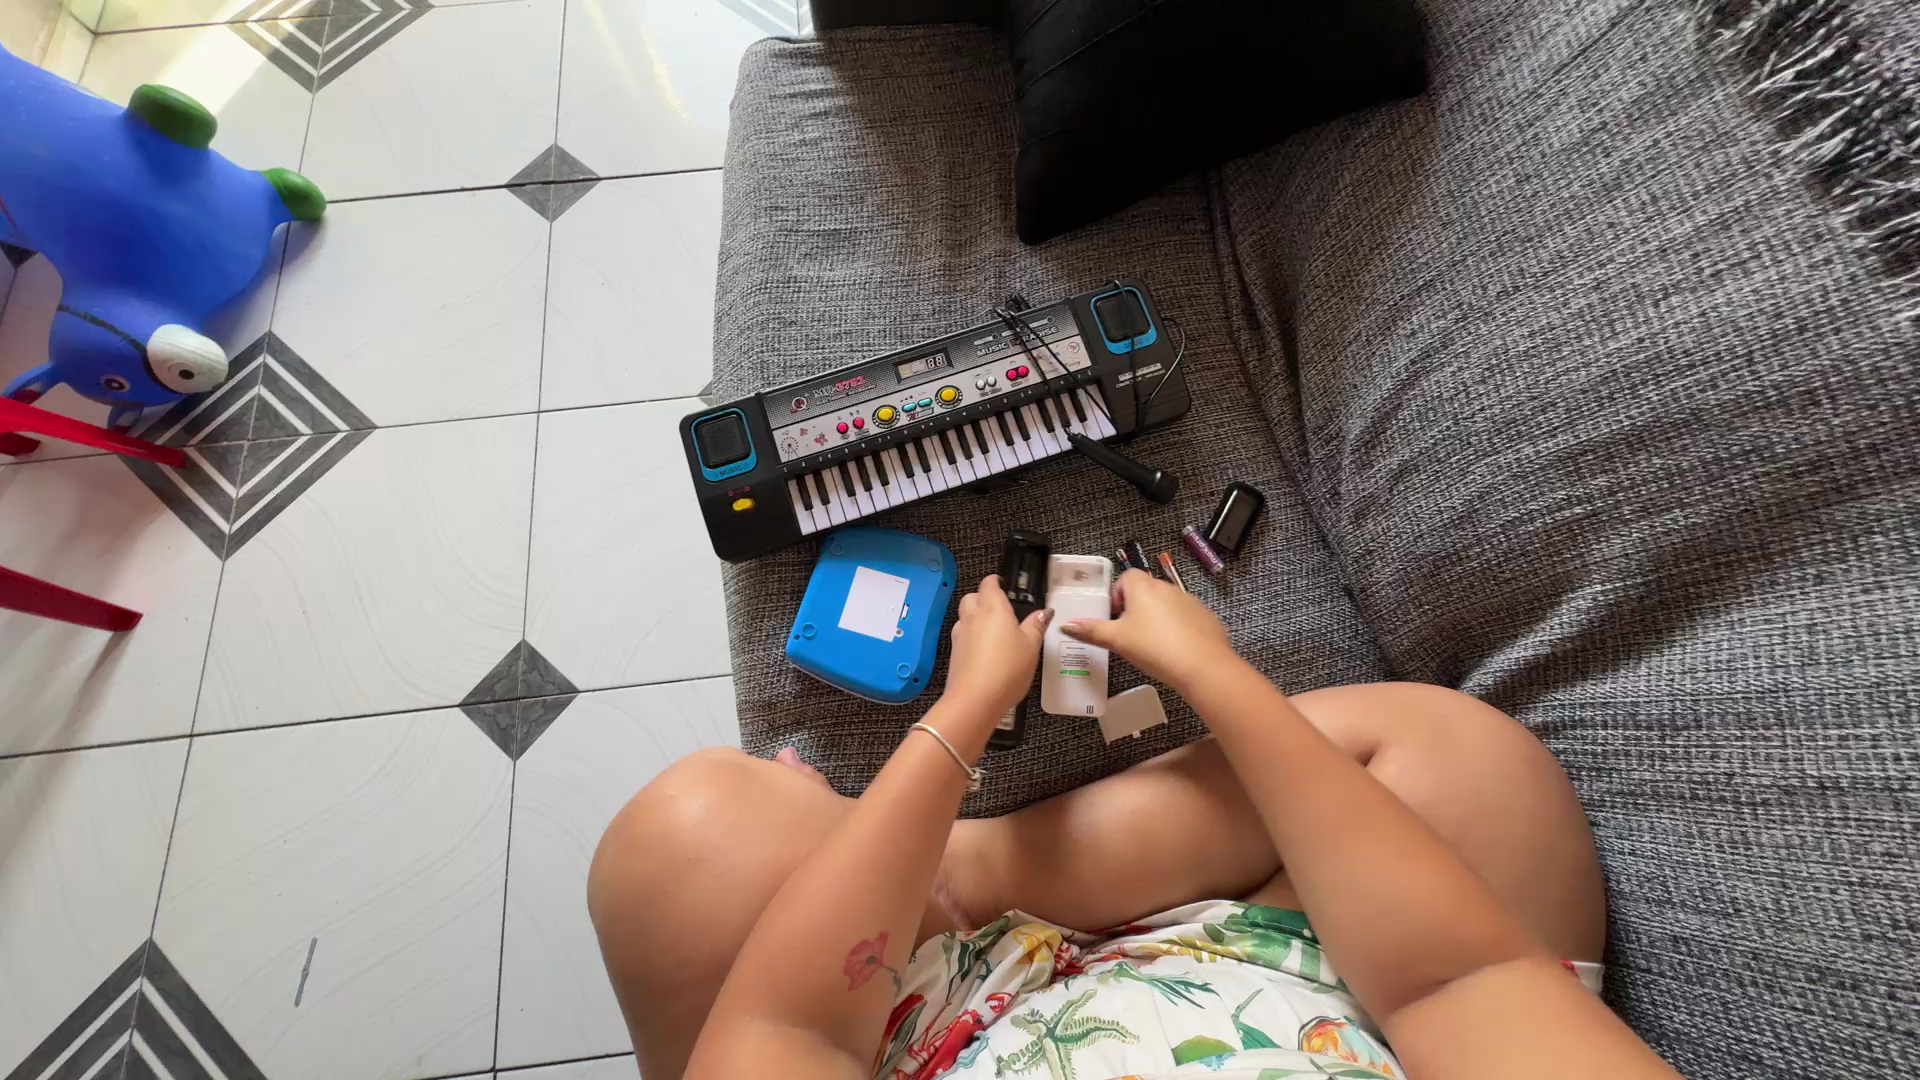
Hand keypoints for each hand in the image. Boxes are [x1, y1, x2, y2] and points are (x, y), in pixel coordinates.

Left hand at [942, 575, 1049, 720]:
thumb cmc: (1008, 668)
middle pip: (972, 597)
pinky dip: (971, 636)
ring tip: (994, 632)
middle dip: (983, 598)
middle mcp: (972, 616)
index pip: (989, 584)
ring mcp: (960, 634)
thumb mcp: (1031, 646)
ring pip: (965, 616)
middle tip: (1001, 610)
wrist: (975, 699)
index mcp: (993, 608)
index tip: (1005, 587)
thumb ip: (1036, 626)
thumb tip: (1044, 611)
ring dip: (975, 617)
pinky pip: (962, 635)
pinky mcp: (954, 652)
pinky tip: (984, 651)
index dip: (996, 582)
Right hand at [1059, 569, 1235, 690]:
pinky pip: (1185, 617)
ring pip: (1166, 603)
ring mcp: (1189, 600)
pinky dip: (1178, 627)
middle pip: (1145, 590)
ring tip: (1153, 644)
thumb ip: (1091, 631)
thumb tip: (1066, 625)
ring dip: (1157, 617)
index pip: (1125, 576)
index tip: (1115, 617)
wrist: (1203, 665)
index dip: (1117, 594)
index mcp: (1142, 587)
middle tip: (1130, 634)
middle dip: (1135, 608)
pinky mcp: (1206, 616)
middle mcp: (1166, 587)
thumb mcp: (1117, 640)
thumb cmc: (1153, 647)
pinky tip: (1176, 649)